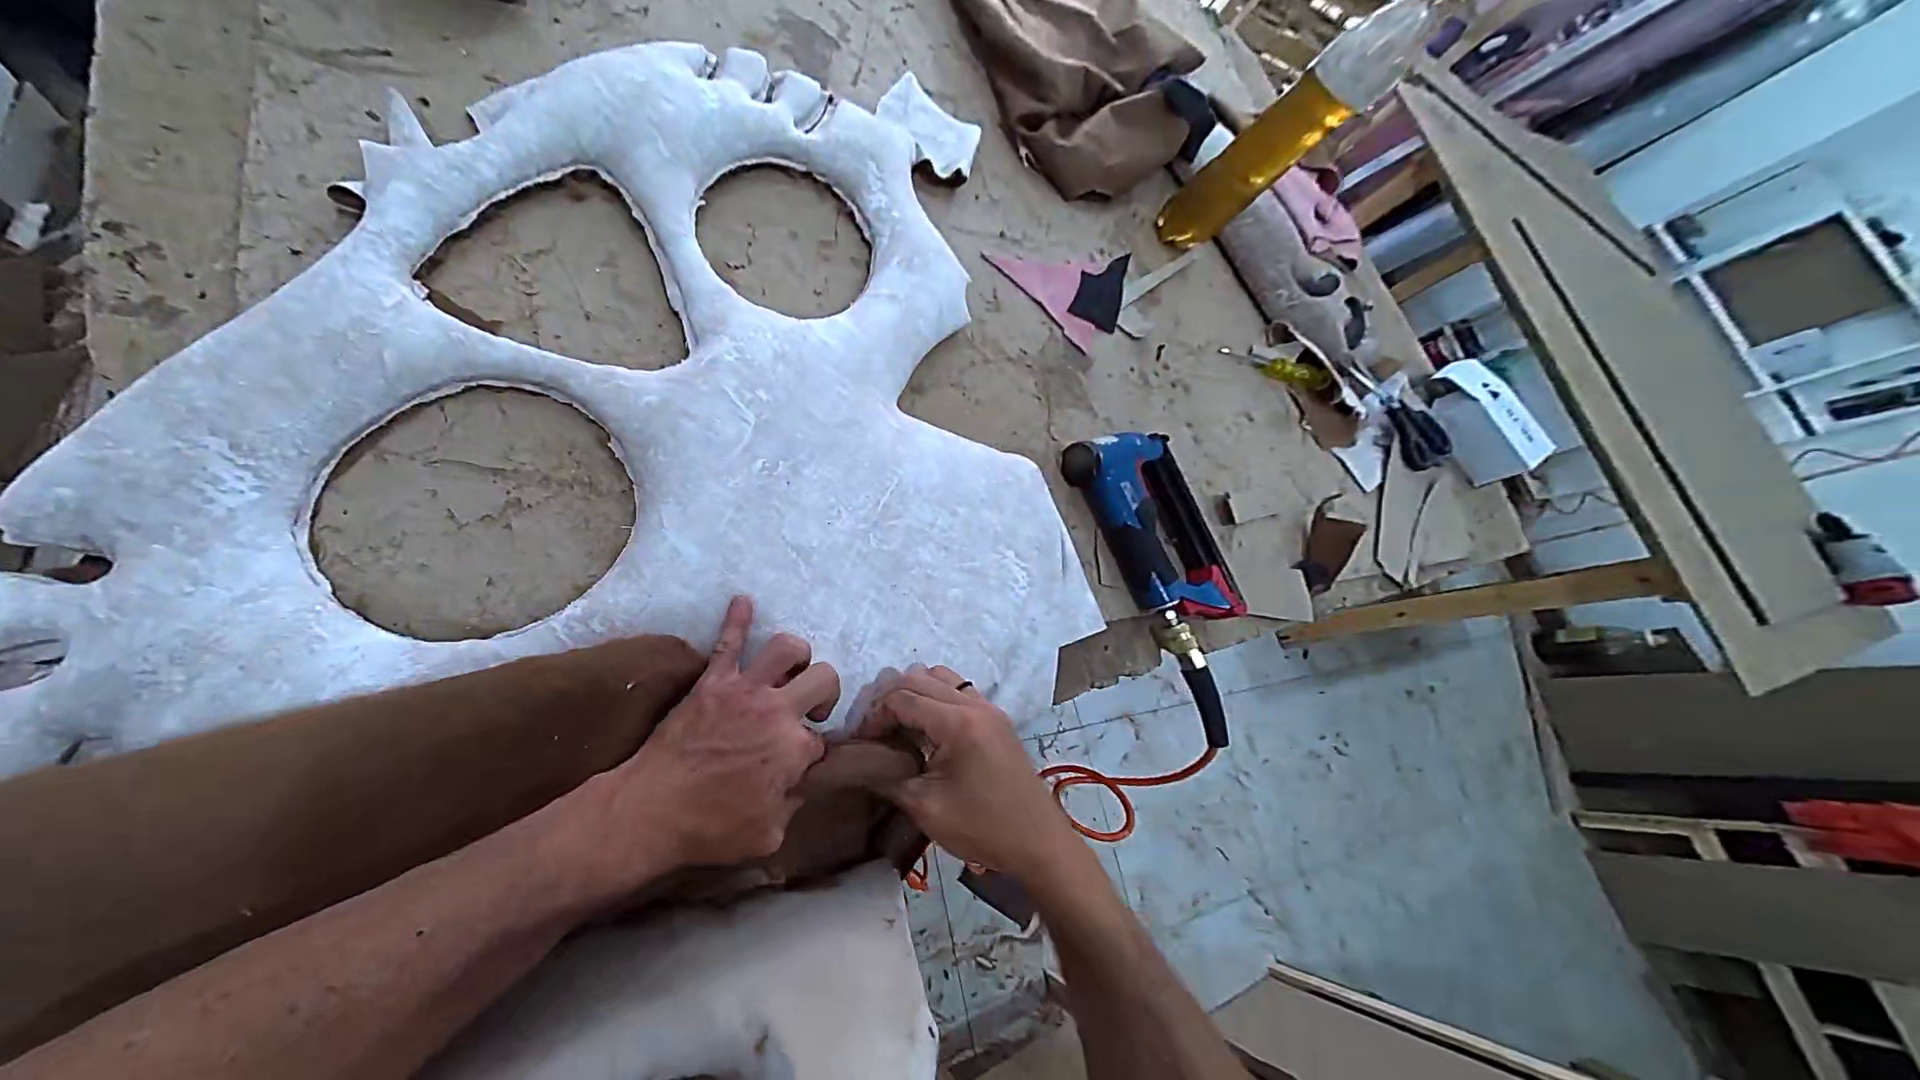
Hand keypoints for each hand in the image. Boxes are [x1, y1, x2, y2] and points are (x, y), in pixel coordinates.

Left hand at [583, 597, 833, 883]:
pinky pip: (728, 641)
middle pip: (824, 679)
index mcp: (794, 749)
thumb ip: (794, 802)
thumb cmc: (709, 830)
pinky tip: (743, 600)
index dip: (811, 752)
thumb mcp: (769, 834)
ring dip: (797, 656)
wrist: (647, 814)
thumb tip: (801, 781)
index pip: (822, 739)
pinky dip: (737, 618)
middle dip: (824, 695)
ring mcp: (744, 690)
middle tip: (808, 712)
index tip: (798, 765)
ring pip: (787, 648)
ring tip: (791, 671)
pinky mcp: (712, 682)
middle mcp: (777, 710)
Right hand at [860, 667, 1080, 878]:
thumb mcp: (925, 807)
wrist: (1038, 842)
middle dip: (889, 699)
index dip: (874, 715)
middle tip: (874, 732)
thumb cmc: (983, 828)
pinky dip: (935, 699)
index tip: (861, 742)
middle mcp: (975, 704)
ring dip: (914, 694)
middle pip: (918, 677)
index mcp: (959, 722)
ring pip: (940, 677)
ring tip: (898, 727)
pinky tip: (926, 730)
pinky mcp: (996, 718)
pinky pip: (958, 690)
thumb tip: (861, 758)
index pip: (902, 697)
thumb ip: (888, 776)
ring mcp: (989, 708)